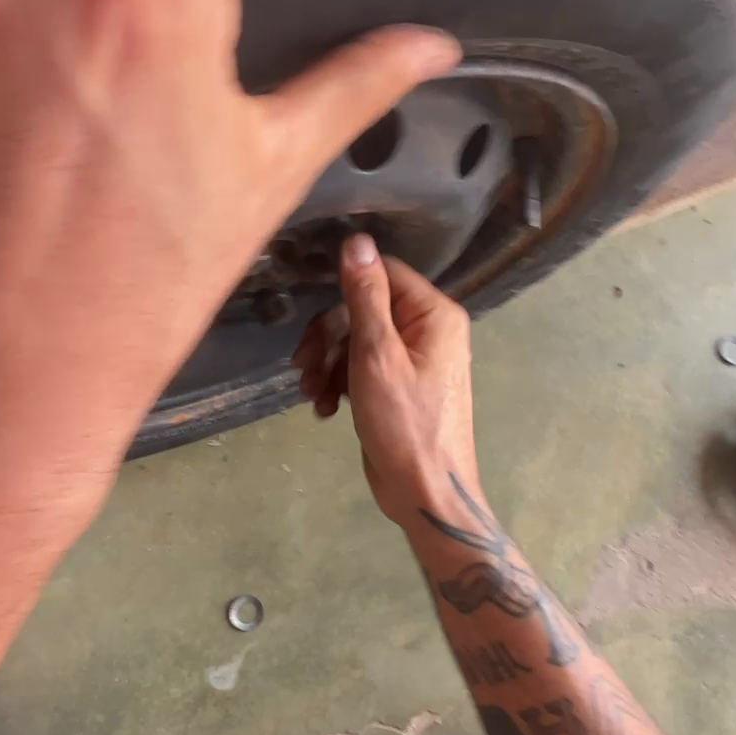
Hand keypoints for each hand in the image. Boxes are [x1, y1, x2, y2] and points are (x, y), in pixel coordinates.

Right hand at [294, 234, 477, 526]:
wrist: (425, 494)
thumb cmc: (405, 424)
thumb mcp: (376, 355)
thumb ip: (365, 297)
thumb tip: (356, 240)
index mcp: (433, 314)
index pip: (383, 274)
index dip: (344, 291)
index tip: (312, 317)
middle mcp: (428, 330)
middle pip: (364, 310)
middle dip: (327, 338)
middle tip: (302, 366)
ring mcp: (413, 360)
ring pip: (357, 341)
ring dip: (327, 364)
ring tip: (309, 394)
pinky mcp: (397, 386)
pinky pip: (362, 368)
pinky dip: (339, 383)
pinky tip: (323, 408)